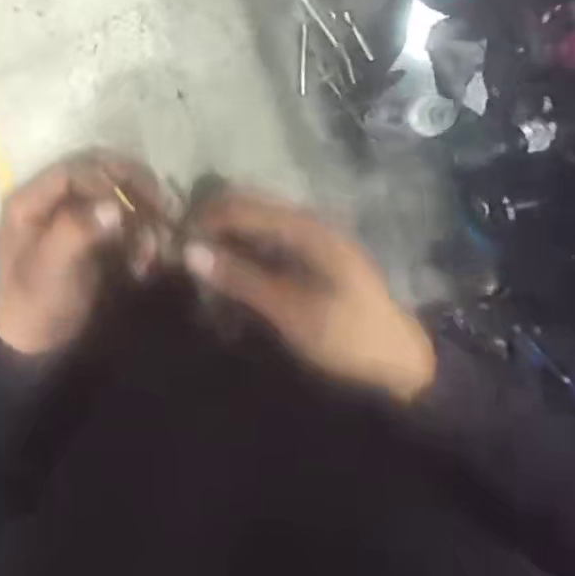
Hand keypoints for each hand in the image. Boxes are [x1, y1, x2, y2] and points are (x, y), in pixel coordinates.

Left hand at [0, 153, 165, 354]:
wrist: (44, 344)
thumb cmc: (37, 304)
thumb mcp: (50, 270)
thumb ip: (76, 232)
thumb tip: (112, 205)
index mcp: (29, 201)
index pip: (70, 171)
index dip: (102, 179)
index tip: (129, 206)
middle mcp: (53, 199)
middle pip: (98, 172)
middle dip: (134, 187)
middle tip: (164, 207)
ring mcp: (77, 213)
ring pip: (117, 191)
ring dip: (143, 210)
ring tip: (157, 240)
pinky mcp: (96, 230)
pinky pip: (125, 215)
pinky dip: (143, 228)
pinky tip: (150, 255)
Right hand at [184, 190, 434, 402]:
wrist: (401, 368)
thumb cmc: (347, 337)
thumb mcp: (291, 312)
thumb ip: (240, 278)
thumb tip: (190, 250)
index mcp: (306, 229)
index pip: (242, 207)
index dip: (205, 219)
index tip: (173, 241)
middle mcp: (307, 224)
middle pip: (247, 209)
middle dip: (212, 225)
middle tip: (182, 253)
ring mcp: (310, 241)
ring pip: (253, 226)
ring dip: (225, 240)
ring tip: (199, 264)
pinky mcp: (310, 260)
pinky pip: (265, 244)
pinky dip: (242, 254)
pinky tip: (227, 274)